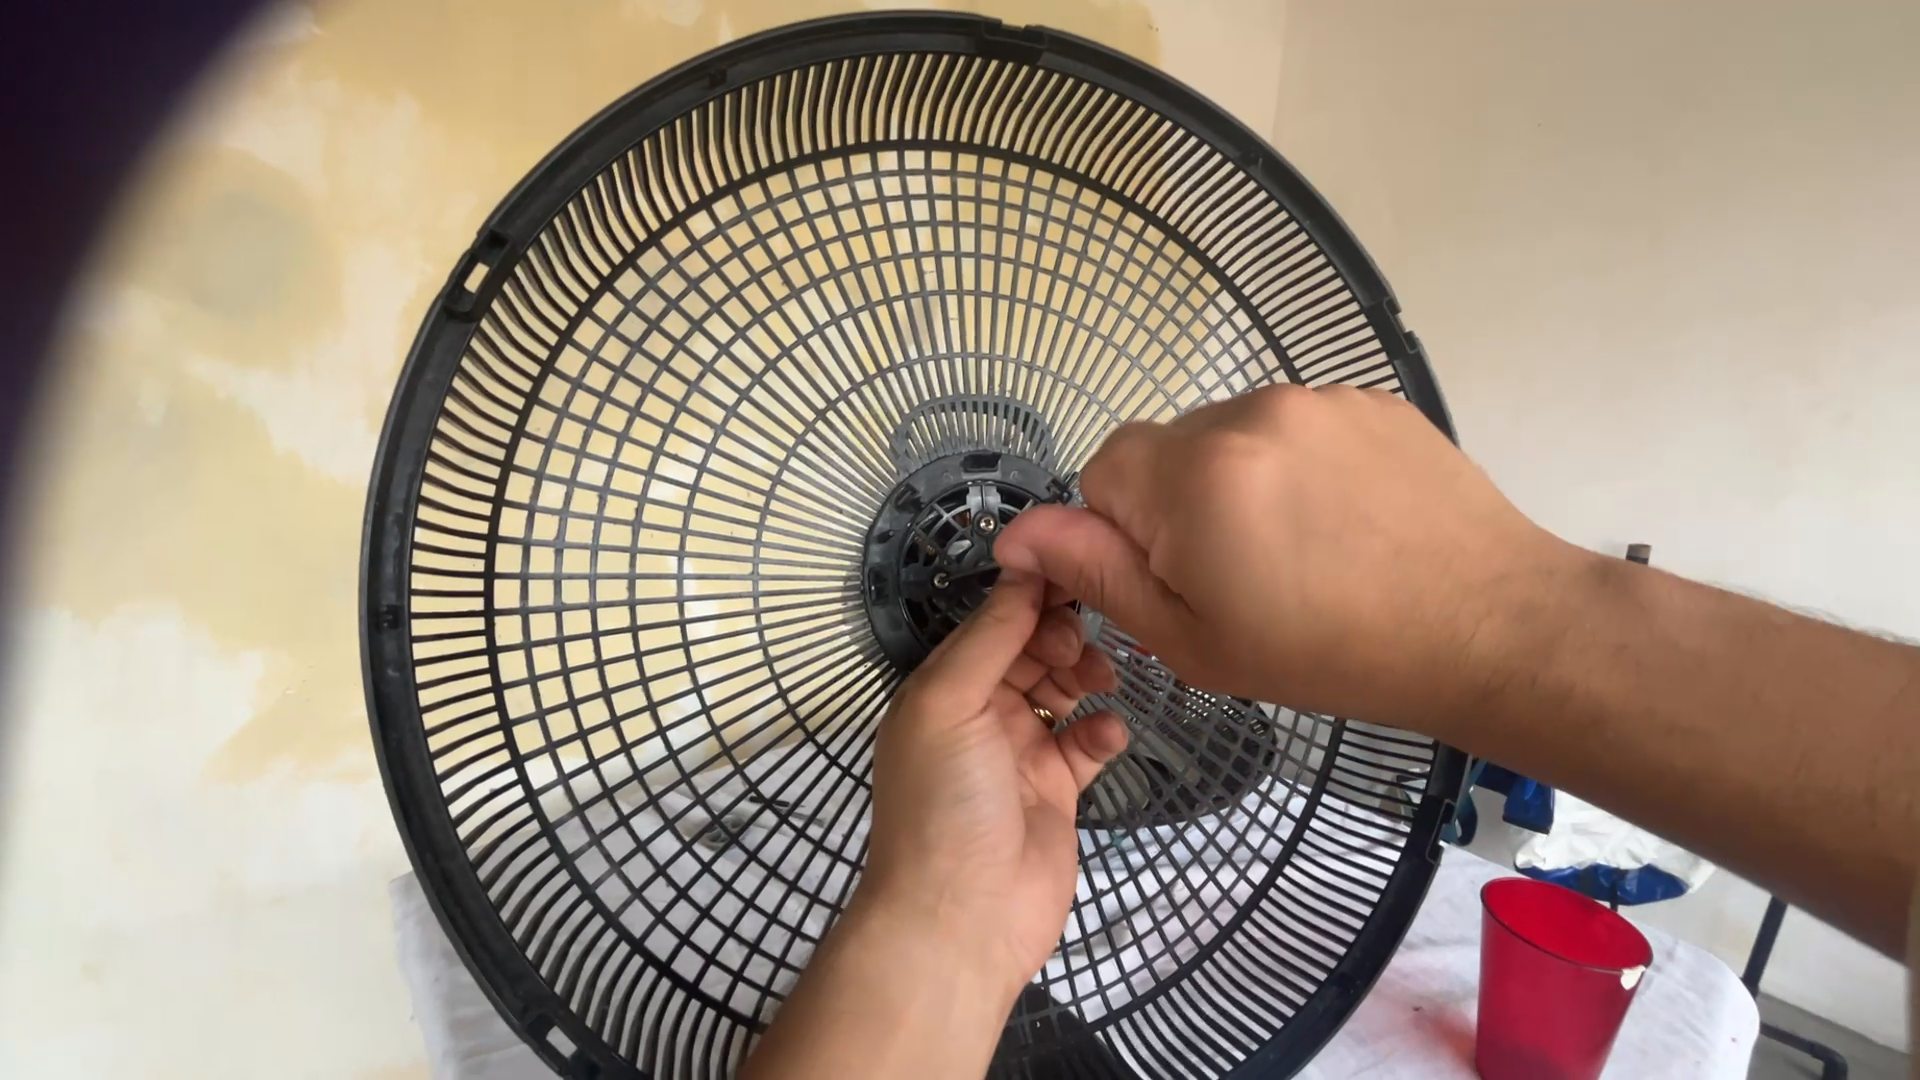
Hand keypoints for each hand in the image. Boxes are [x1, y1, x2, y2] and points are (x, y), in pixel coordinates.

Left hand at [740, 573, 1129, 1079]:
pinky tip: (1106, 735)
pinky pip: (1085, 742)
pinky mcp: (1056, 788)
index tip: (1074, 575)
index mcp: (945, 686)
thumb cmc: (944, 798)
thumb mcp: (948, 702)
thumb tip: (1022, 568)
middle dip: (1059, 638)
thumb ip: (989, 636)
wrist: (962, 918)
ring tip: (1098, 681)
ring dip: (1084, 675)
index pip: (993, 623)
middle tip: (1076, 650)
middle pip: (1030, 651)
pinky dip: (1100, 730)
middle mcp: (980, 711)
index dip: (1030, 597)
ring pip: (1062, 689)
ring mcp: (1019, 751)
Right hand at [994, 384, 1583, 730]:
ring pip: (1221, 436)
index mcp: (1192, 475)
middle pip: (1159, 450)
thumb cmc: (1325, 652)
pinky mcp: (1363, 398)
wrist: (1491, 629)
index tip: (1176, 576)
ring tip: (1292, 544)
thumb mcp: (1189, 638)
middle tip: (1234, 569)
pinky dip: (1287, 465)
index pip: (1098, 473)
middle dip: (1171, 503)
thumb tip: (1015, 533)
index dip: (1122, 531)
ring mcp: (1311, 397)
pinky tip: (1336, 517)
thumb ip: (1095, 574)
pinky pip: (1286, 425)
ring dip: (1229, 482)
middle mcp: (1244, 412)